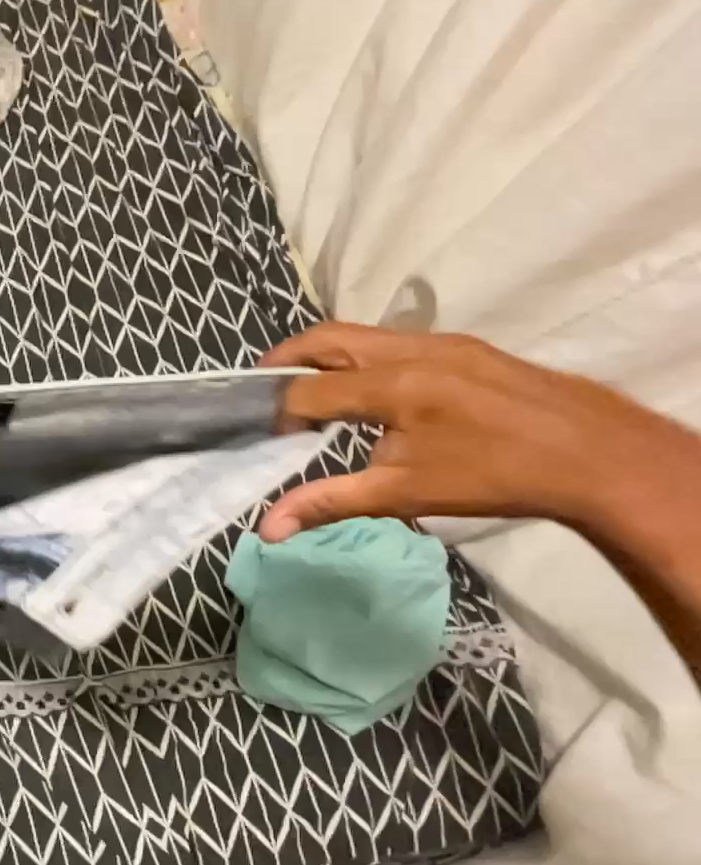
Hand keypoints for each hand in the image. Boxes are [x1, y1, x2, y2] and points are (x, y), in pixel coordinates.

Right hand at [256, 324, 700, 541]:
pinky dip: (359, 358)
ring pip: (359, 334)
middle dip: (285, 360)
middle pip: (325, 338)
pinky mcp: (464, 347)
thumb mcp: (403, 494)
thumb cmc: (495, 478)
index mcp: (393, 386)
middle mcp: (412, 352)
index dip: (279, 413)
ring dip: (322, 357)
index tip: (275, 439)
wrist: (601, 458)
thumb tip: (267, 530)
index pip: (307, 388)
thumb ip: (327, 502)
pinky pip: (391, 341)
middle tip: (263, 391)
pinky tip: (367, 392)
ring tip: (309, 391)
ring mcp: (442, 343)